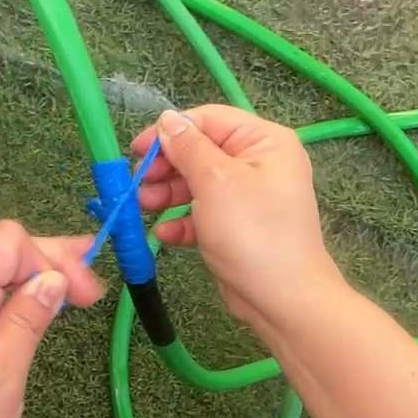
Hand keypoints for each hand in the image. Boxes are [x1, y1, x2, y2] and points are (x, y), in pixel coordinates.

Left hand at [0, 220, 104, 417]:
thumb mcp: (0, 376)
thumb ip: (27, 320)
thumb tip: (54, 278)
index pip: (8, 241)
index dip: (52, 259)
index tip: (85, 298)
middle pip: (0, 248)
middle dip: (49, 262)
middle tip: (92, 291)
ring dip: (32, 278)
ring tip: (75, 293)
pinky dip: (9, 295)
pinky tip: (34, 308)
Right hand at [132, 107, 346, 337]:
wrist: (281, 298)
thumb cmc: (251, 232)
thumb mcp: (216, 183)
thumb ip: (188, 148)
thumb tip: (167, 119)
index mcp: (264, 141)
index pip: (209, 120)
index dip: (170, 132)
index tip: (136, 150)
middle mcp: (258, 164)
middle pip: (200, 153)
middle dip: (166, 168)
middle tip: (137, 185)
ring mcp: (246, 198)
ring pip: (196, 185)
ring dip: (167, 196)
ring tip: (142, 209)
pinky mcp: (235, 228)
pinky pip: (202, 215)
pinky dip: (181, 222)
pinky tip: (165, 235)